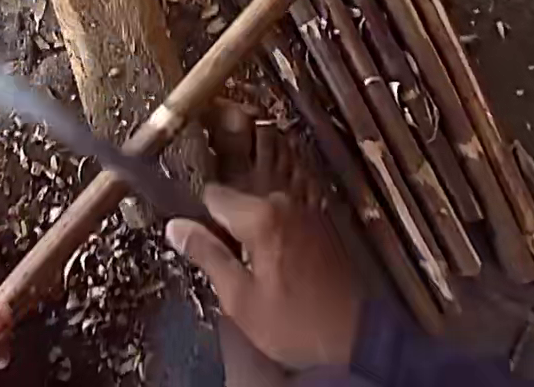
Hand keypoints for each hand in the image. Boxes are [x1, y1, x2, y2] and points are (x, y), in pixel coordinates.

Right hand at [167, 183, 361, 369]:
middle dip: (228, 228)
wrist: (357, 337)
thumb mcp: (241, 299)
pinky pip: (281, 216)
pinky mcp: (317, 220)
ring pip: (258, 209)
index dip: (203, 219)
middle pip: (236, 201)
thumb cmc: (297, 323)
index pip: (212, 195)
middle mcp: (281, 201)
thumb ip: (206, 255)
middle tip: (234, 267)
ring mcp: (302, 208)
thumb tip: (176, 226)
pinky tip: (280, 267)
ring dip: (252, 232)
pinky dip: (273, 234)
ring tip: (260, 271)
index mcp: (259, 215)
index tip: (204, 244)